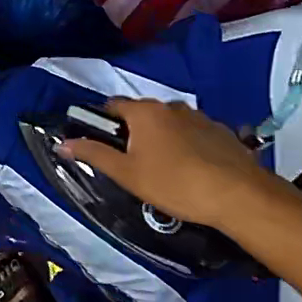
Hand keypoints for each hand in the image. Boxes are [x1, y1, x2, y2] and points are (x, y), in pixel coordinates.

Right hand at [59, 98, 291, 231]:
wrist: (239, 196)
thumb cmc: (174, 183)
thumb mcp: (127, 174)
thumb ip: (94, 154)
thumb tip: (62, 142)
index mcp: (144, 111)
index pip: (112, 105)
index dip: (102, 123)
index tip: (103, 145)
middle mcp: (171, 106)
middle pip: (142, 114)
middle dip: (134, 133)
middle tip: (133, 164)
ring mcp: (200, 116)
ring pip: (169, 124)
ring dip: (162, 139)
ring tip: (165, 170)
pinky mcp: (222, 131)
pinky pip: (194, 134)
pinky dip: (187, 146)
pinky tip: (192, 171)